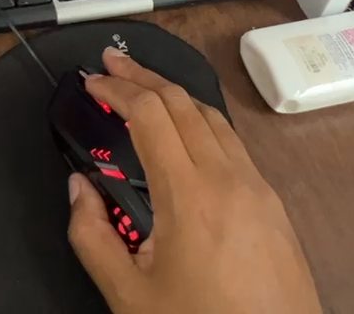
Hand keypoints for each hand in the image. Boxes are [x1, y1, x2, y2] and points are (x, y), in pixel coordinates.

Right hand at [66, 48, 320, 313]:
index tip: (93, 81)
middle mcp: (228, 180)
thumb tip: (78, 188)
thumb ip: (91, 235)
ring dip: (172, 92)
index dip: (116, 88)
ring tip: (143, 84)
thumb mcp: (129, 296)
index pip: (148, 112)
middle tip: (111, 62)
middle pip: (181, 100)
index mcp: (189, 197)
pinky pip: (232, 142)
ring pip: (211, 115)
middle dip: (141, 75)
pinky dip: (199, 119)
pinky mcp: (274, 206)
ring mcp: (257, 190)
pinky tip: (184, 130)